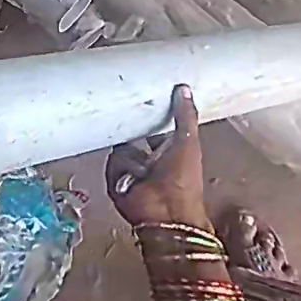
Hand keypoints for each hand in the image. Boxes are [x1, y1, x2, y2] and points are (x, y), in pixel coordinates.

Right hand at [106, 85, 210, 229]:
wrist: (165, 212)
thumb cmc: (182, 178)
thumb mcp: (188, 141)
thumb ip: (185, 115)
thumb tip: (184, 87)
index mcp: (170, 152)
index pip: (155, 130)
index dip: (150, 117)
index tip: (141, 101)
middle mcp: (150, 162)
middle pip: (132, 139)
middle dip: (129, 133)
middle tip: (122, 117)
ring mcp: (132, 173)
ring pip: (121, 151)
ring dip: (128, 157)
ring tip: (137, 165)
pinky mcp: (117, 182)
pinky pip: (112, 166)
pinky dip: (121, 170)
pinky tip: (131, 177)